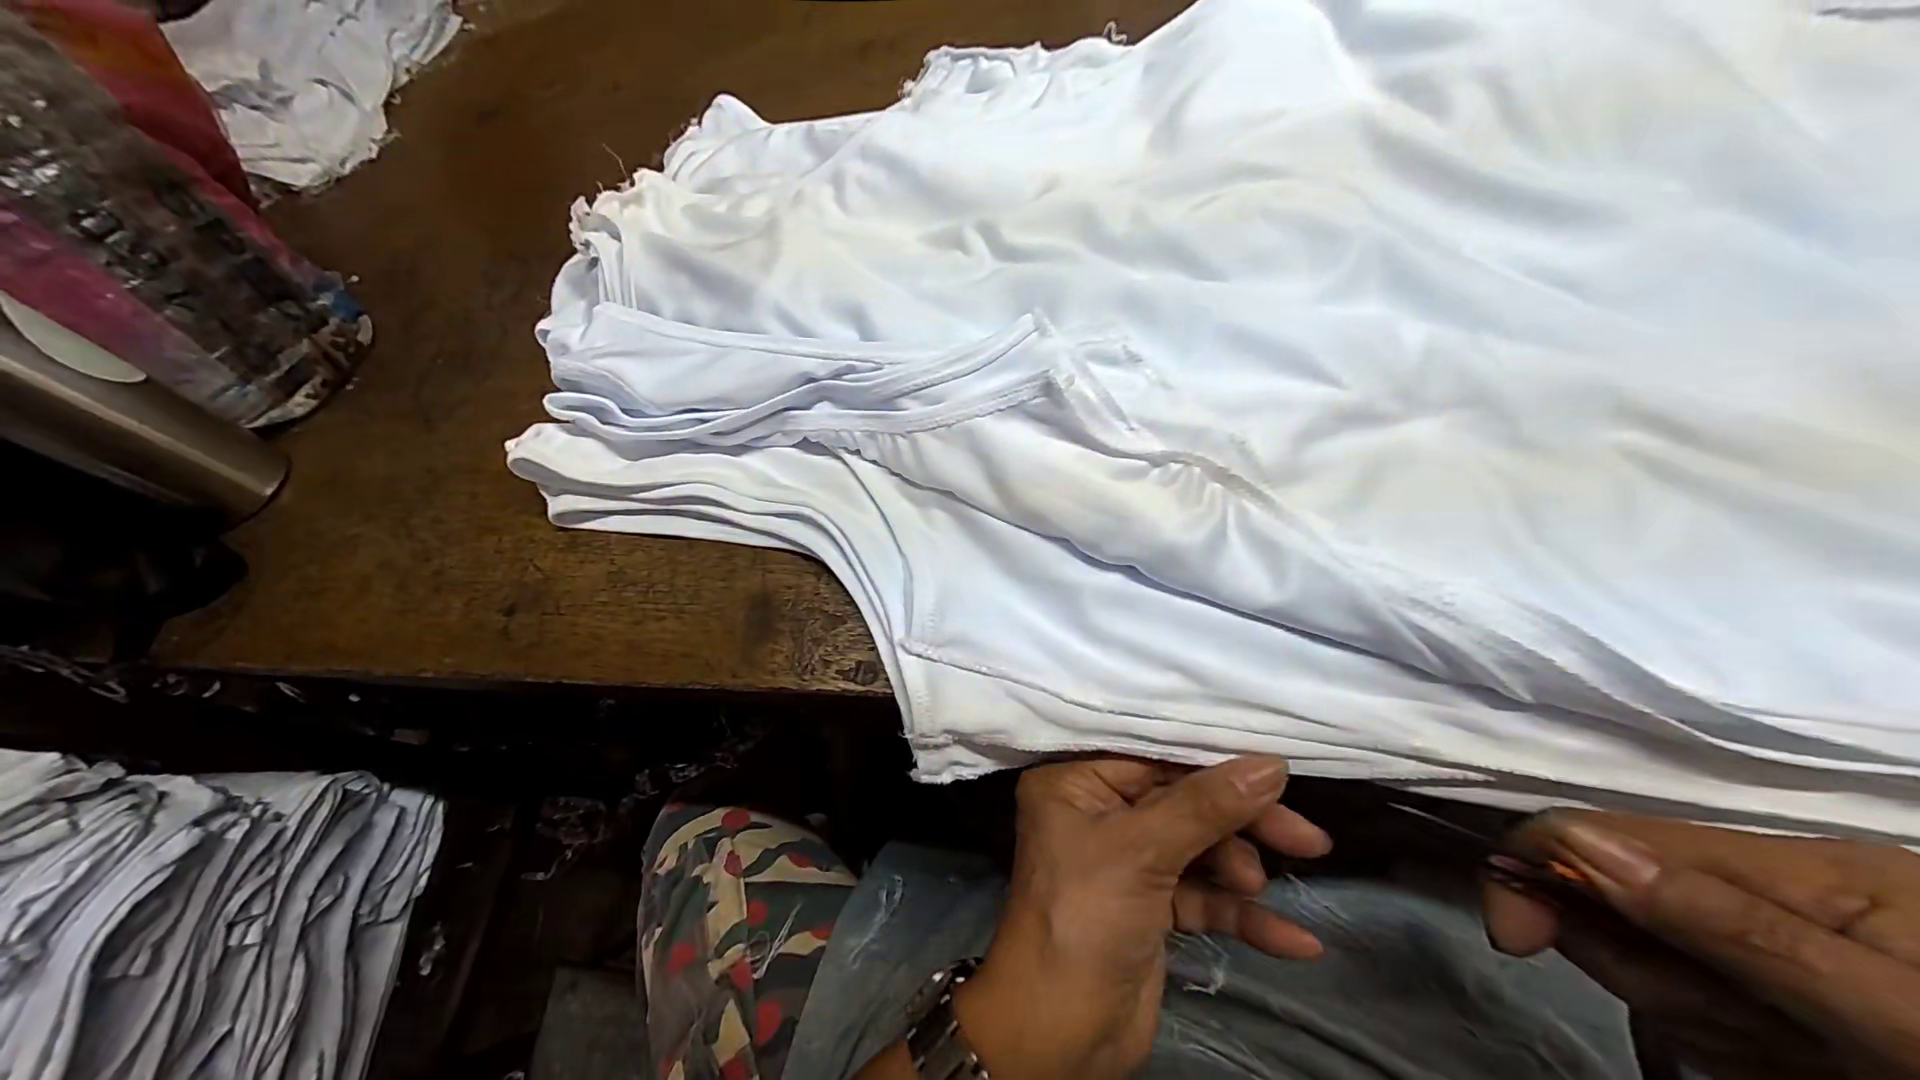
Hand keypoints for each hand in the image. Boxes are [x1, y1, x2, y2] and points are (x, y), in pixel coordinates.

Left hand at [953, 756, 1331, 1079]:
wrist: (1061, 1032)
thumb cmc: (1086, 917)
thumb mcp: (1142, 851)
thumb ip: (1206, 806)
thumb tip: (1270, 765)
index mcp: (1075, 783)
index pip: (1153, 758)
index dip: (1215, 763)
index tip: (1278, 771)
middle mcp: (1097, 812)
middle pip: (1183, 800)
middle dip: (1240, 820)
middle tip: (1305, 839)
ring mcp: (1124, 859)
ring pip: (1197, 846)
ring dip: (1237, 865)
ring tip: (1254, 887)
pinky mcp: (1149, 905)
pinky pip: (1202, 895)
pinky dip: (1240, 914)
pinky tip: (1293, 941)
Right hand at [1483, 811, 1919, 1079]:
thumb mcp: (1901, 1017)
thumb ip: (1735, 925)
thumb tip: (1580, 848)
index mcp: (1795, 868)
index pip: (1603, 834)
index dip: (1533, 868)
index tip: (1511, 943)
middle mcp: (1768, 889)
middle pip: (1617, 899)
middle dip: (1642, 972)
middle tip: (1741, 1047)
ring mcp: (1774, 939)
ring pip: (1647, 953)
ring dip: (1688, 1019)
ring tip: (1787, 1066)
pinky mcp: (1775, 987)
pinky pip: (1691, 1001)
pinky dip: (1710, 1040)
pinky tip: (1776, 1065)